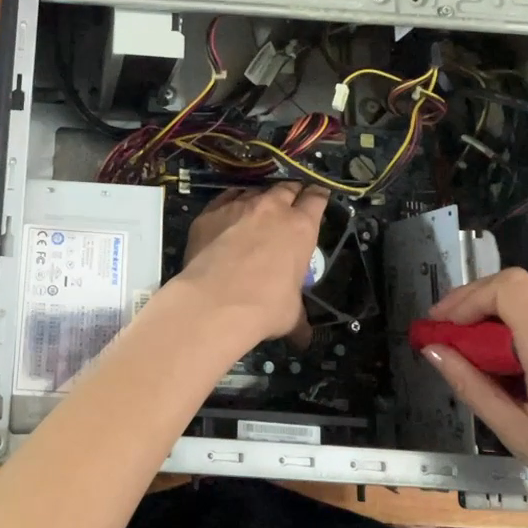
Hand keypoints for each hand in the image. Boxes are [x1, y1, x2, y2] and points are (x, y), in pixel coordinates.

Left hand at [174, 183, 327, 343]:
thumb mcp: (290, 314)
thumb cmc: (264, 306)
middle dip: (291, 192)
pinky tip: (229, 211)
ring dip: (260, 197)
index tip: (318, 196)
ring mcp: (238, 206)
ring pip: (254, 190)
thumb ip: (298, 318)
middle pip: (286, 188)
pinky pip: (225, 197)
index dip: (318, 196)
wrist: (215, 300)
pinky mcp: (210, 212)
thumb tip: (304, 339)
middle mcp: (271, 209)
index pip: (316, 200)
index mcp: (300, 228)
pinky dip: (232, 201)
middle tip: (290, 200)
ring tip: (259, 207)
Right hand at [422, 269, 527, 527]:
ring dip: (503, 321)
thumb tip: (433, 351)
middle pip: (523, 289)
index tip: (441, 326)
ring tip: (479, 361)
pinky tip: (520, 375)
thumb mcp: (521, 437)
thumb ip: (473, 386)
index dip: (467, 297)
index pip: (509, 286)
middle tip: (450, 338)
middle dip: (478, 306)